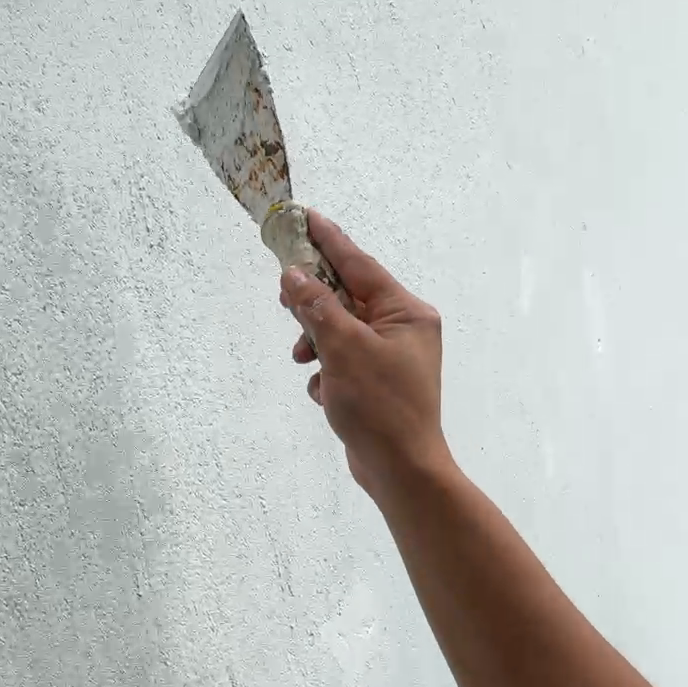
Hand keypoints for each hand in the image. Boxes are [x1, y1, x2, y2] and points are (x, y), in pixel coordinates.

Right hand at [280, 211, 449, 502]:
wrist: (400, 469)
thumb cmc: (379, 406)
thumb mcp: (343, 350)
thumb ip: (316, 308)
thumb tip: (293, 276)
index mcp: (405, 312)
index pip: (359, 264)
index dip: (328, 240)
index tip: (302, 217)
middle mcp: (401, 329)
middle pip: (346, 297)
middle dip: (313, 303)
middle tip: (282, 298)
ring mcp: (389, 357)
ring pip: (339, 331)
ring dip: (315, 342)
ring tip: (303, 361)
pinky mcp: (375, 383)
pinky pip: (341, 361)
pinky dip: (326, 372)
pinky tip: (323, 392)